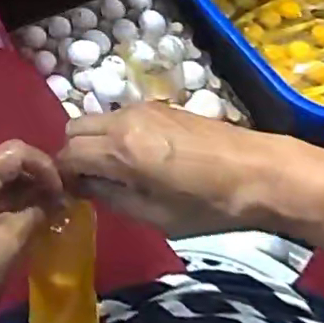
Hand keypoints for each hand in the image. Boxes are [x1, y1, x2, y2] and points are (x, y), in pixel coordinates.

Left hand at [0, 141, 63, 322]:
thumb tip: (58, 200)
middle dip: (37, 177)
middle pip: (7, 160)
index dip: (45, 166)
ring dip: (25, 188)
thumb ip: (36, 213)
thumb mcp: (8, 241)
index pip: (17, 151)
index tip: (65, 191)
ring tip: (52, 208)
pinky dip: (10, 197)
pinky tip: (29, 213)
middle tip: (64, 200)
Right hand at [57, 102, 317, 238]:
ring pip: (93, 119)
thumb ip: (112, 198)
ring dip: (93, 142)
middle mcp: (121, 120)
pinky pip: (115, 117)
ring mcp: (137, 108)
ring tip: (115, 170)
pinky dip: (111, 134)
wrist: (259, 172)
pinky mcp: (154, 105)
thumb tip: (86, 187)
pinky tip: (138, 158)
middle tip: (90, 181)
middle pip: (73, 129)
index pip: (68, 154)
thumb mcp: (157, 216)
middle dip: (73, 154)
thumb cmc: (210, 205)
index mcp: (120, 150)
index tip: (71, 193)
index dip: (64, 175)